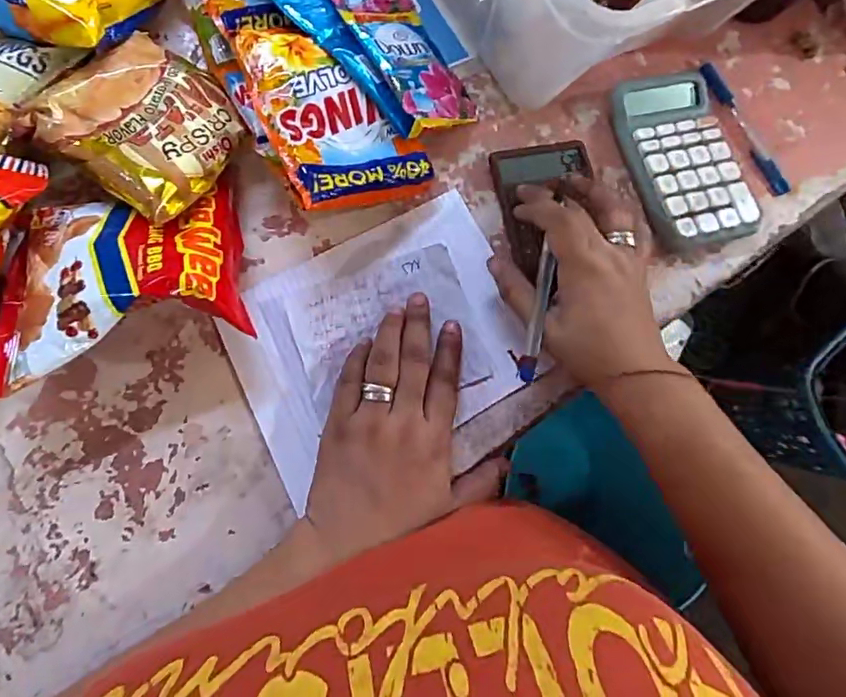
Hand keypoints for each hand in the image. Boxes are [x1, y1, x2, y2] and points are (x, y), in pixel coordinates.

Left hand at [300, 294, 506, 566]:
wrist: (344, 547)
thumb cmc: (402, 530)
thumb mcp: (450, 513)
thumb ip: (480, 484)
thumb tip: (508, 460)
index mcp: (434, 441)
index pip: (445, 384)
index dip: (449, 352)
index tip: (451, 325)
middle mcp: (403, 422)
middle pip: (413, 364)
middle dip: (418, 327)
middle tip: (420, 299)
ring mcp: (368, 419)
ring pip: (382, 365)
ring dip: (390, 333)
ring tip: (395, 308)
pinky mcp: (338, 423)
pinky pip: (348, 382)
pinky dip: (357, 359)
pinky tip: (364, 342)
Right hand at [487, 176, 675, 386]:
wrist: (636, 373)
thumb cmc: (588, 352)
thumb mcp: (544, 325)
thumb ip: (516, 291)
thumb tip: (494, 261)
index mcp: (584, 263)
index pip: (558, 218)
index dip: (535, 206)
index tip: (517, 208)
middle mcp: (610, 251)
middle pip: (582, 208)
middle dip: (553, 194)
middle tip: (531, 190)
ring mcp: (629, 256)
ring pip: (616, 208)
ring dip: (592, 191)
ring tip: (573, 182)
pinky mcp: (639, 266)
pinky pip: (635, 228)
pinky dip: (621, 212)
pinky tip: (610, 210)